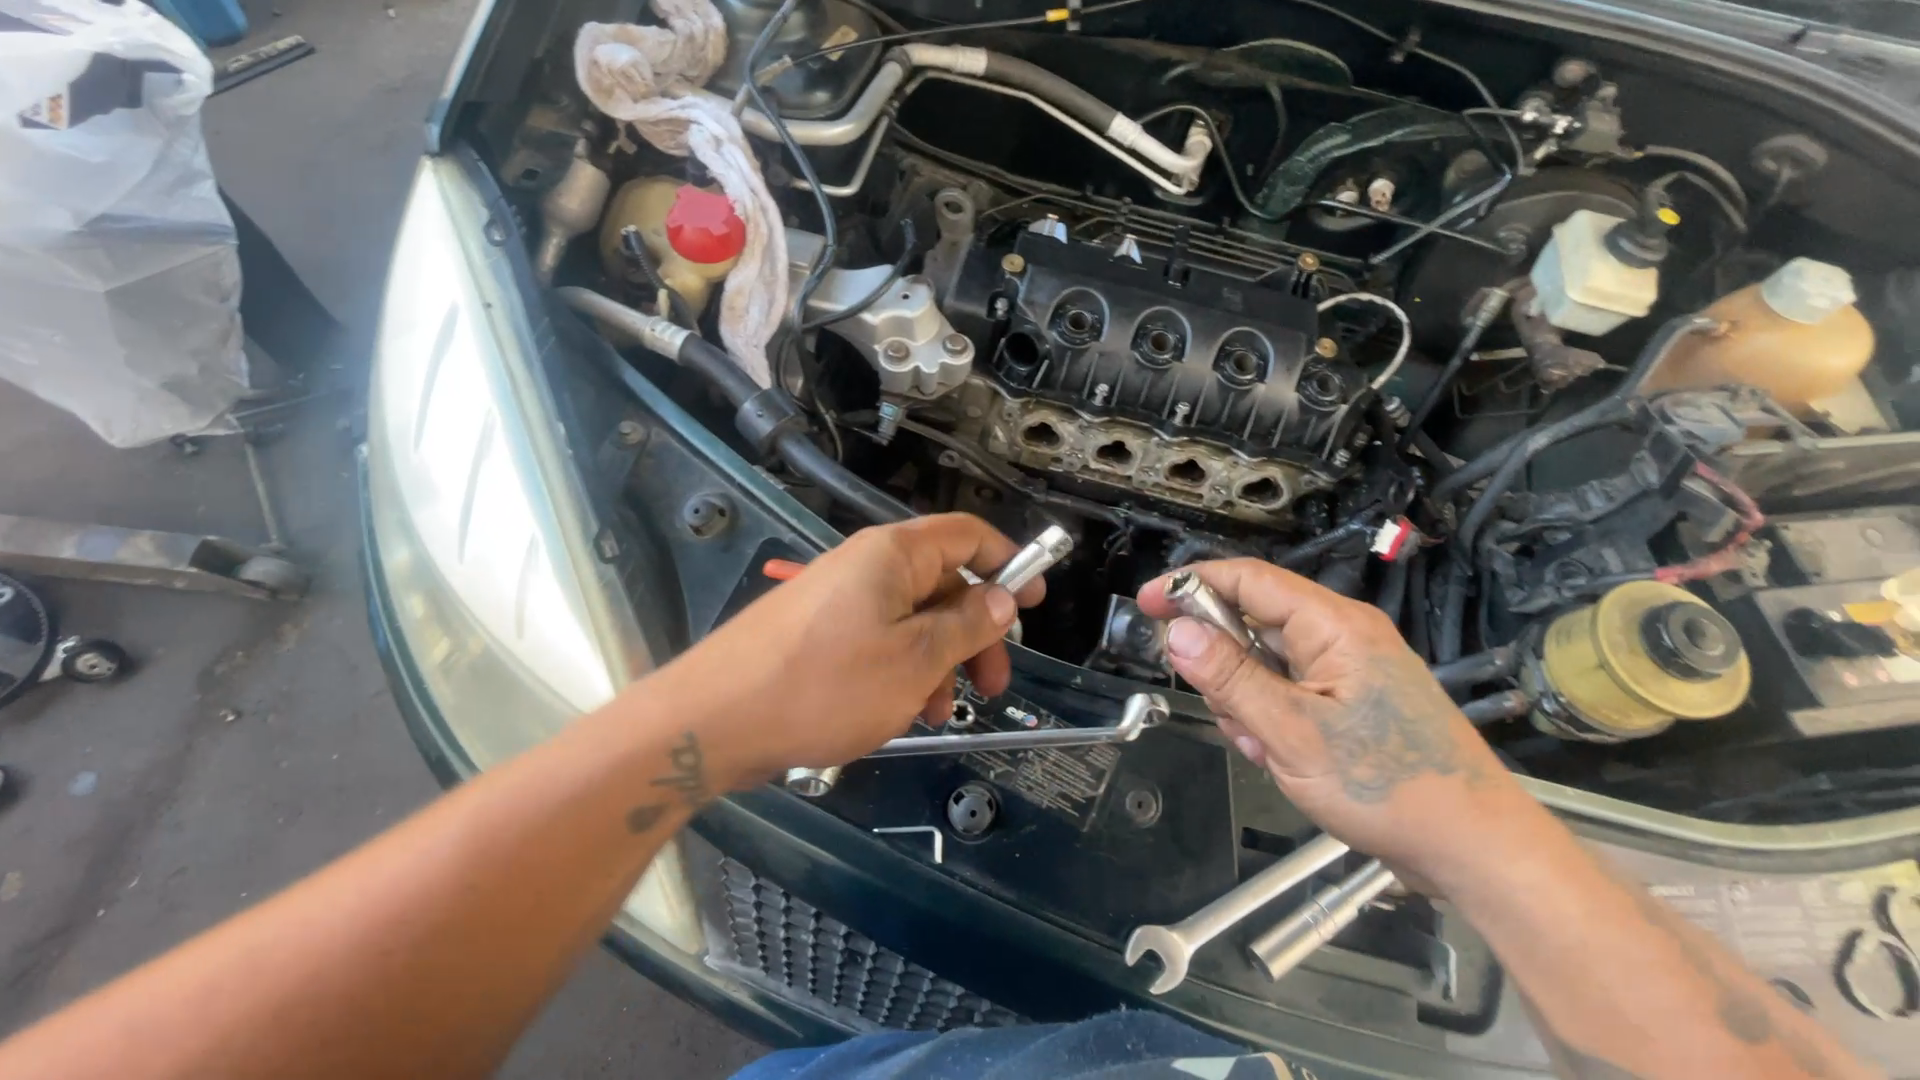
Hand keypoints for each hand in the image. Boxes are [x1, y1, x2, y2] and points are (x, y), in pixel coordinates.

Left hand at [653, 514, 1042, 789]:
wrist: (714, 721)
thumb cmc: (823, 686)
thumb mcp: (914, 661)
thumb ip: (966, 626)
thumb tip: (1001, 598)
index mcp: (893, 555)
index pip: (967, 535)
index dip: (1009, 561)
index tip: (1034, 601)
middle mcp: (866, 568)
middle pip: (943, 585)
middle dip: (975, 634)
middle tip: (993, 685)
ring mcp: (839, 601)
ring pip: (912, 622)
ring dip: (938, 664)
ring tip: (937, 712)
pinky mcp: (818, 636)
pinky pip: (878, 643)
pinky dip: (901, 673)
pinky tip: (900, 713)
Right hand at [1136, 560, 1526, 882]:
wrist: (1473, 847)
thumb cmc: (1389, 786)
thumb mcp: (1291, 733)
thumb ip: (1231, 678)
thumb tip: (1178, 633)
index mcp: (1334, 626)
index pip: (1248, 580)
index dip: (1191, 584)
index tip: (1148, 603)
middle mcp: (1342, 637)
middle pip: (1253, 625)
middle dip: (1226, 668)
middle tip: (1232, 714)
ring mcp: (1349, 671)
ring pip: (1266, 666)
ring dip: (1249, 704)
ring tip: (1269, 748)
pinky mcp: (1353, 703)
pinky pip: (1289, 694)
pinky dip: (1272, 720)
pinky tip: (1286, 758)